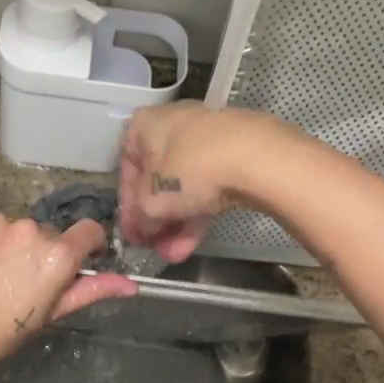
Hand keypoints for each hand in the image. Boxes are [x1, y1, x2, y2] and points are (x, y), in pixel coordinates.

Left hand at [0, 214, 136, 378]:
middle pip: (49, 233)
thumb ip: (91, 291)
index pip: (90, 231)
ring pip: (15, 230)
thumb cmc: (1, 333)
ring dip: (12, 246)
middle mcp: (29, 230)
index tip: (78, 263)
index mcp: (56, 254)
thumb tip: (131, 286)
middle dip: (43, 252)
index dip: (88, 246)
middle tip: (24, 284)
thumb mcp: (51, 314)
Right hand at [117, 103, 295, 262]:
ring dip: (176, 225)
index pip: (127, 172)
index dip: (128, 209)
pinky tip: (192, 245)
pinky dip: (199, 215)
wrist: (256, 157)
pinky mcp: (235, 154)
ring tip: (174, 256)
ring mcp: (208, 139)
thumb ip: (139, 219)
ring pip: (185, 187)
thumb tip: (141, 229)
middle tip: (154, 248)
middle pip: (159, 182)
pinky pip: (209, 187)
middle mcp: (173, 126)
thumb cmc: (188, 172)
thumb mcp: (151, 202)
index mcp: (144, 126)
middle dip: (156, 221)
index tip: (133, 235)